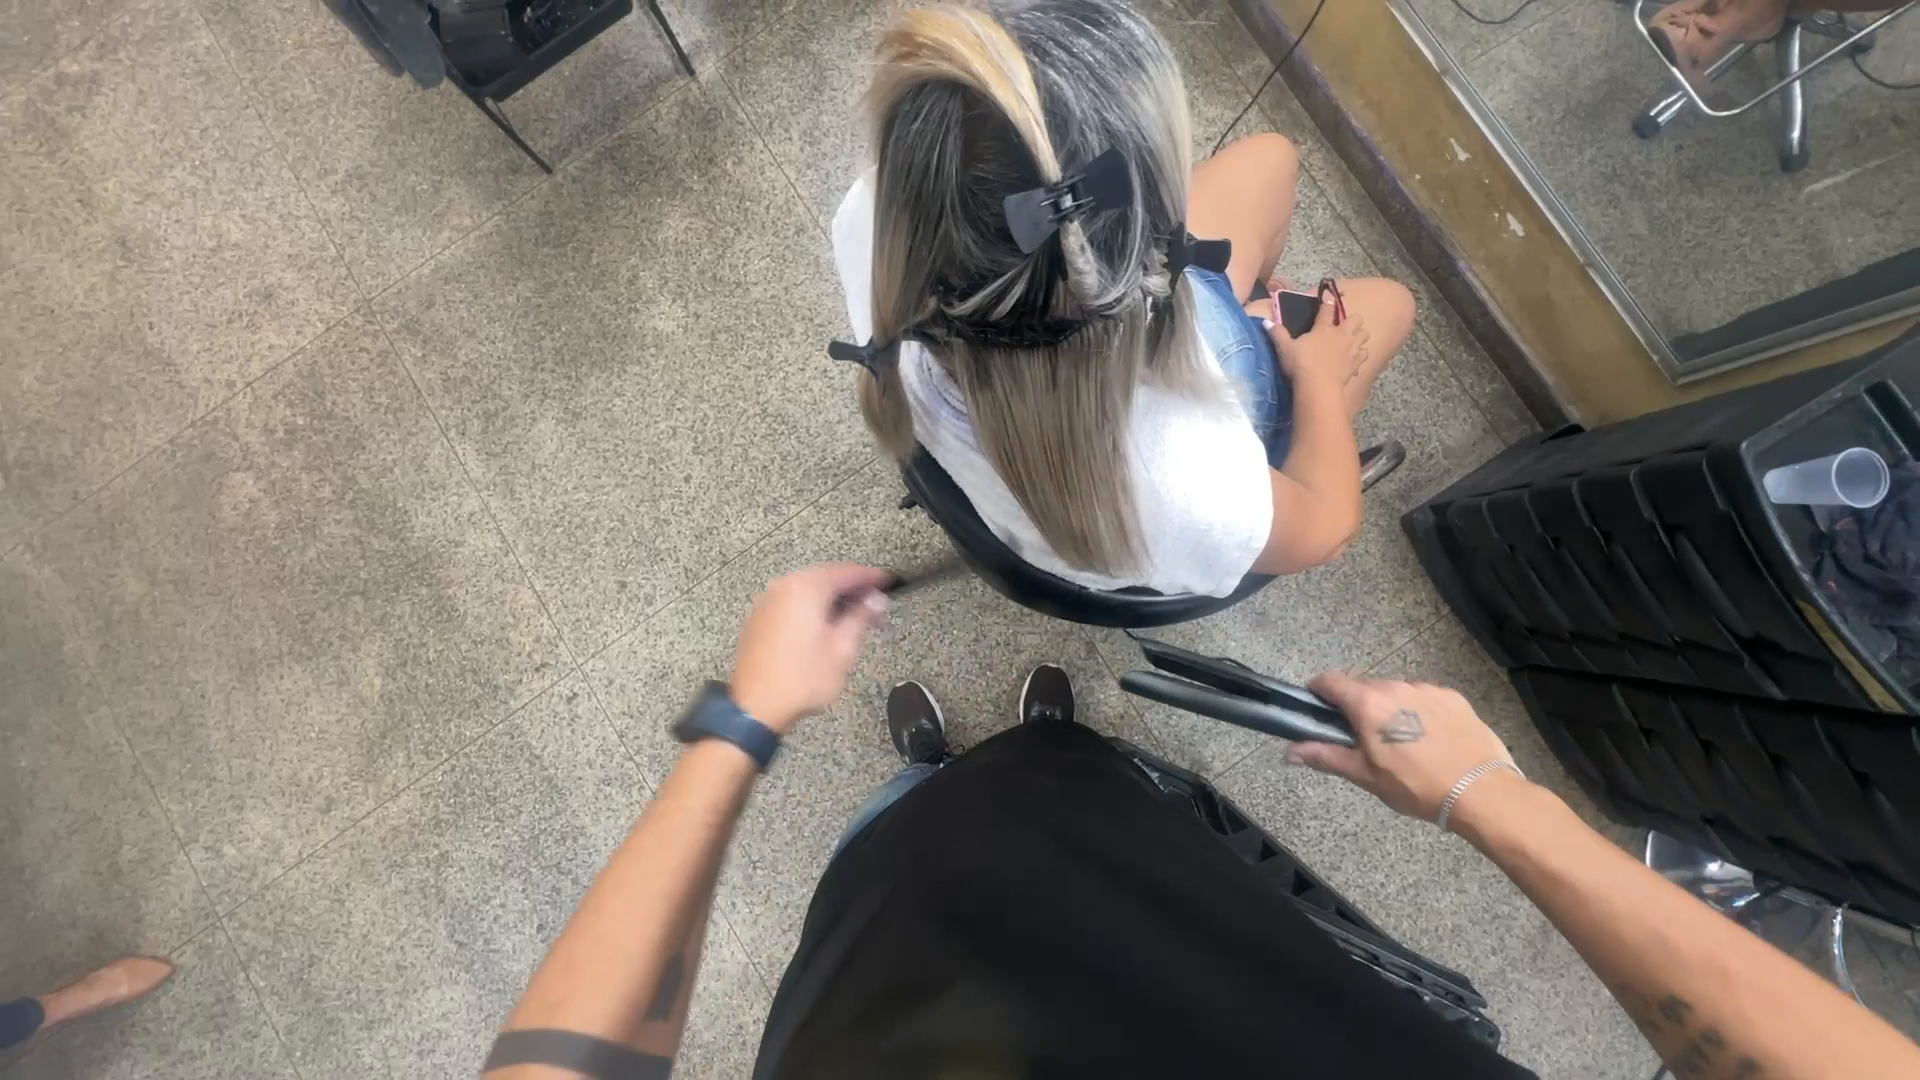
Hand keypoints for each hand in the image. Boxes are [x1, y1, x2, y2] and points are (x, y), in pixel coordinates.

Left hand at [729, 563, 892, 734]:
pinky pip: (792, 600)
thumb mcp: (842, 649)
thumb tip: (875, 600)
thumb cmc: (801, 680)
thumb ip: (861, 617)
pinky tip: (824, 622)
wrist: (756, 707)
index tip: (888, 581)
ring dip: (832, 597)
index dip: (871, 576)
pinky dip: (812, 605)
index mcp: (806, 589)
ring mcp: (768, 601)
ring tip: (853, 614)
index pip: (847, 572)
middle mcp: (784, 587)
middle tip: (874, 602)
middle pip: (826, 576)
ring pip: (808, 588)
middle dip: (852, 587)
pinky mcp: (760, 617)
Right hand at [1267, 286, 1369, 385]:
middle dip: (1352, 320)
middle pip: (1357, 318)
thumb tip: (1266, 322)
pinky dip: (1360, 355)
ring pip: (1365, 334)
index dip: (1327, 304)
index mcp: (1323, 328)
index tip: (1327, 302)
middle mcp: (1341, 334)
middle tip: (1343, 327)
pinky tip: (1353, 359)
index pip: (1327, 310)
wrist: (1318, 385)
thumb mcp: (1284, 349)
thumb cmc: (1300, 364)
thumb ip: (1277, 334)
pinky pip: (1365, 354)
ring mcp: (1352, 348)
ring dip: (1360, 336)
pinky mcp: (1356, 363)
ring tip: (1352, 341)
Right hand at [1286, 672, 1518, 822]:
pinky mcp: (1453, 697)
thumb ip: (1325, 756)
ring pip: (1395, 692)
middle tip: (1364, 737)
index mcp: (1367, 703)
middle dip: (1358, 706)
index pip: (1330, 681)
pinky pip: (1424, 697)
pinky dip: (1419, 710)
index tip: (1318, 707)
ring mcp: (1426, 690)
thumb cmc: (1416, 786)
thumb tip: (1289, 753)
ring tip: (1402, 740)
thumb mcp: (1365, 775)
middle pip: (1363, 687)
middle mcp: (1394, 687)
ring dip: (1390, 708)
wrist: (1483, 793)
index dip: (1319, 691)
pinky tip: (1430, 738)